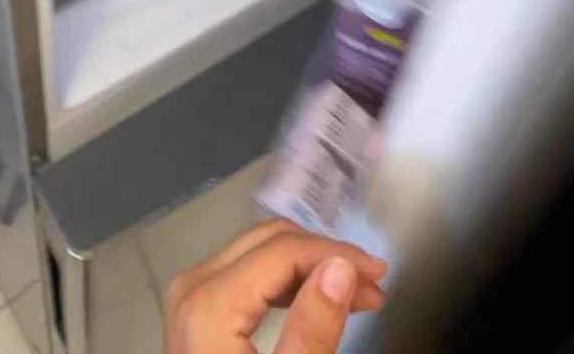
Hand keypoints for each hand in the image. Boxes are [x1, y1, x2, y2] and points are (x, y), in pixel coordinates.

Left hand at [164, 218, 388, 353]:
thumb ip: (312, 330)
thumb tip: (342, 267)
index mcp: (209, 301)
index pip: (282, 252)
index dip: (335, 254)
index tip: (380, 274)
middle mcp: (194, 283)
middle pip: (271, 242)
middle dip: (326, 256)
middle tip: (374, 283)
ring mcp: (192, 292)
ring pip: (262, 251)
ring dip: (312, 264)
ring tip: (357, 292)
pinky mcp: (198, 306)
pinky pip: (248, 270)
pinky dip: (288, 278)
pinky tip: (319, 295)